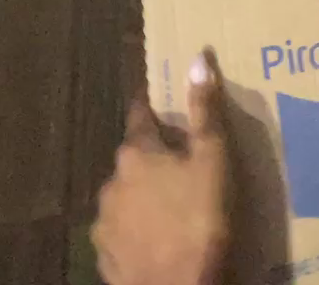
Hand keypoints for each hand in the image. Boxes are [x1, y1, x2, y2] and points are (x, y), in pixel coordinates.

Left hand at [92, 51, 229, 284]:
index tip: (164, 104)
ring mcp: (104, 224)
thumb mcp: (213, 158)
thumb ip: (204, 109)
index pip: (140, 115)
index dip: (153, 107)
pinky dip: (137, 227)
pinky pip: (122, 230)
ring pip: (125, 195)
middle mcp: (112, 182)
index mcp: (137, 153)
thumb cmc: (201, 219)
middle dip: (153, 155)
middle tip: (182, 161)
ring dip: (143, 192)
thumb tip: (197, 58)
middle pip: (133, 157)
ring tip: (172, 203)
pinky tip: (158, 236)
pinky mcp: (106, 259)